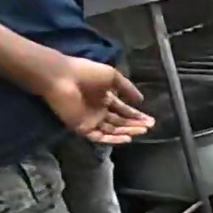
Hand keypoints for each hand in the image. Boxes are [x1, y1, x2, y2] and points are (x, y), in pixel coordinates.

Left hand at [39, 56, 154, 144]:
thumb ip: (127, 88)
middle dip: (135, 125)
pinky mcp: (82, 128)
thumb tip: (141, 100)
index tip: (150, 120)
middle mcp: (98, 111)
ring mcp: (90, 120)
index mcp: (104, 97)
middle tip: (150, 127)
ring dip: (128, 131)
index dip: (137, 115)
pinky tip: (127, 138)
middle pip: (120, 122)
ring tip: (143, 131)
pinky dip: (113, 139)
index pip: (123, 110)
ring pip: (113, 130)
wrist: (62, 77)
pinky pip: (100, 137)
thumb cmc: (86, 72)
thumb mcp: (112, 76)